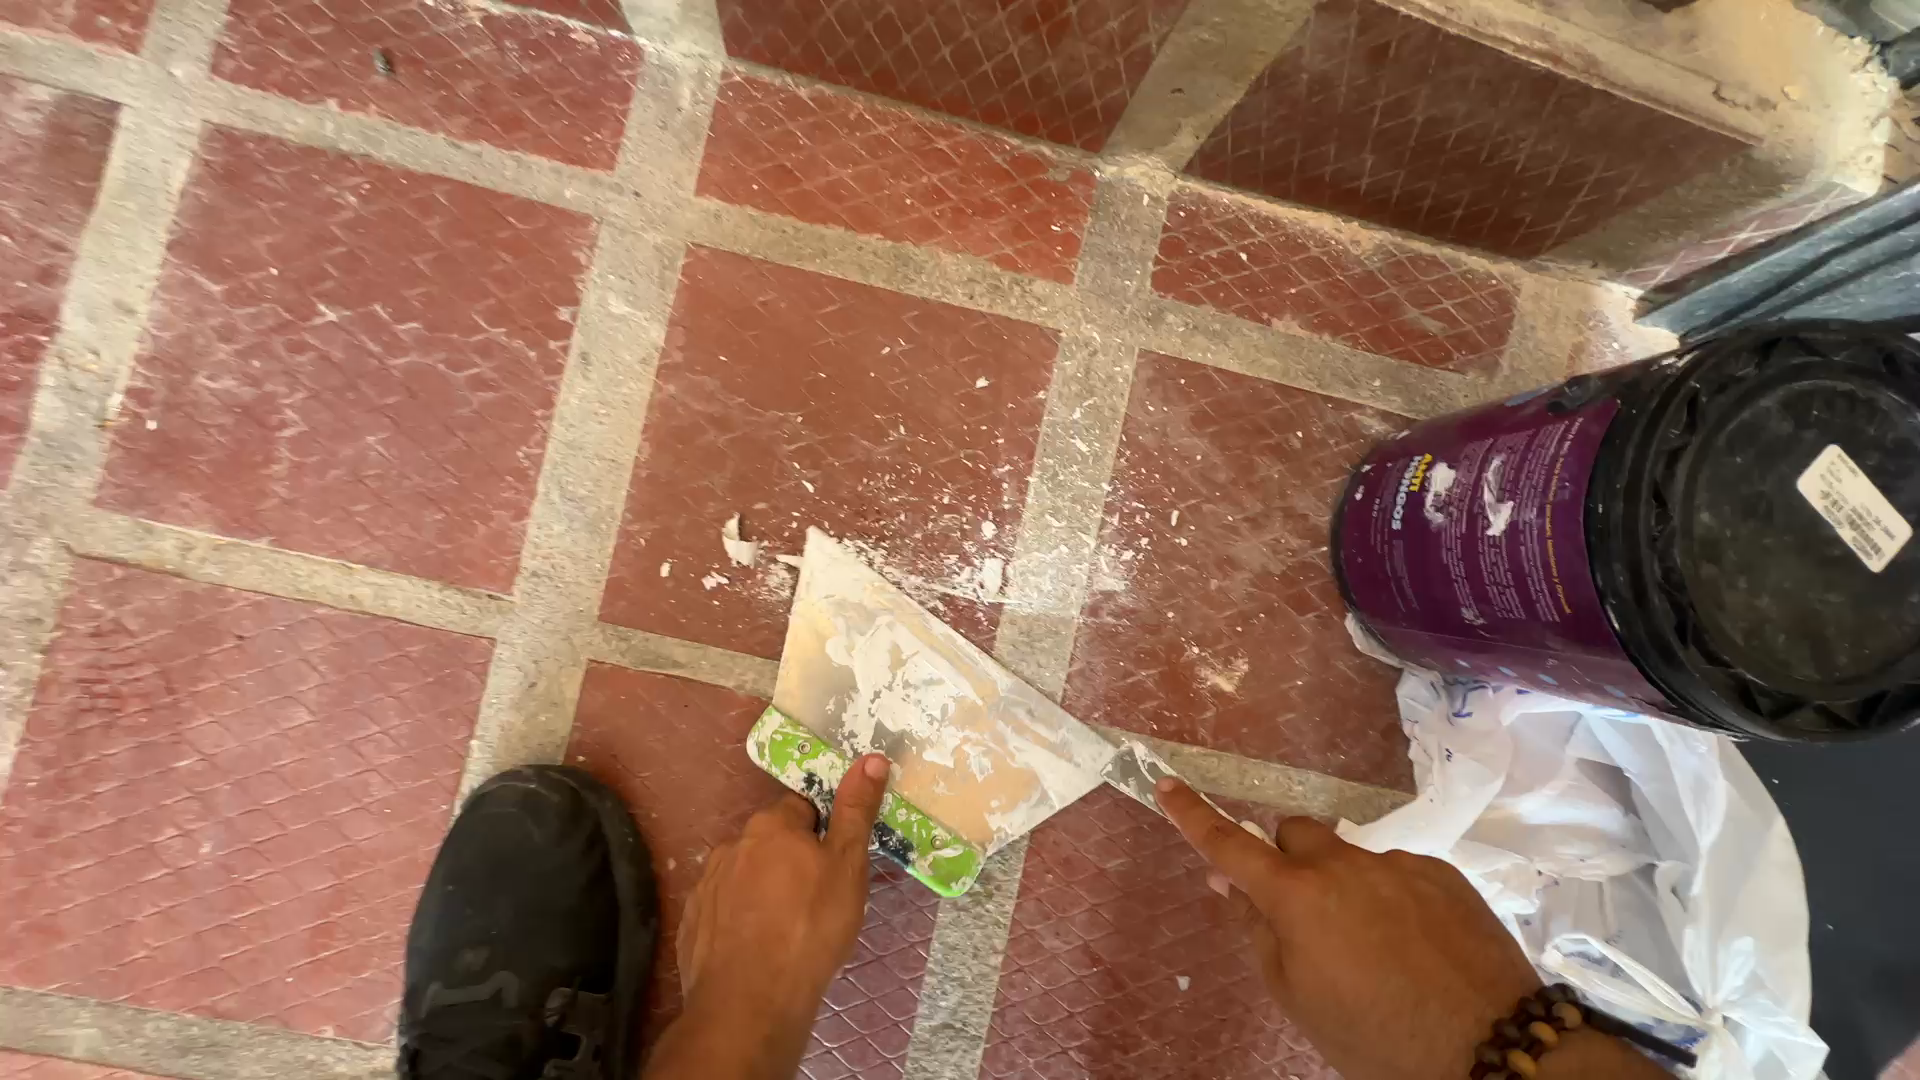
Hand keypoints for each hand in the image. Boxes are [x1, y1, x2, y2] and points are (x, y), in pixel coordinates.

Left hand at [644, 754, 889, 1079]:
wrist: (750, 1004)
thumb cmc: (810, 926)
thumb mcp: (847, 864)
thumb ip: (856, 809)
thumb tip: (872, 758)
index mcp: (771, 825)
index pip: (802, 808)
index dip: (823, 831)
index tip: (836, 860)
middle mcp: (733, 844)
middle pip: (772, 841)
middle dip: (793, 860)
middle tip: (819, 896)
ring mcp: (707, 885)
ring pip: (747, 874)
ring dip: (765, 888)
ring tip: (788, 927)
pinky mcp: (693, 924)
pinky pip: (724, 909)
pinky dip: (740, 919)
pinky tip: (757, 946)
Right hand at [1156, 778, 1541, 1079]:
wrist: (1501, 1055)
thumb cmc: (1376, 1036)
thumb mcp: (1297, 997)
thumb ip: (1257, 928)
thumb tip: (1229, 879)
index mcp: (1295, 895)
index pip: (1227, 843)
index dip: (1192, 814)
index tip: (1165, 783)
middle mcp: (1340, 863)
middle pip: (1294, 832)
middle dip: (1288, 858)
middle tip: (1306, 910)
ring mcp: (1395, 862)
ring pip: (1349, 855)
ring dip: (1345, 884)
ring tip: (1380, 944)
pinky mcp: (1441, 872)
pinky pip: (1397, 870)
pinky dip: (1393, 897)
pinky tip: (1420, 945)